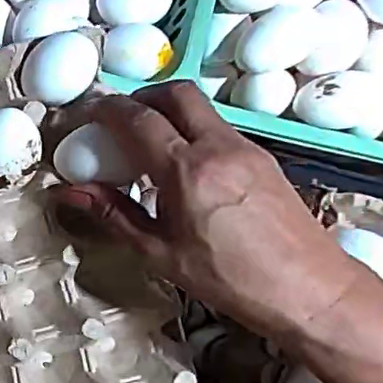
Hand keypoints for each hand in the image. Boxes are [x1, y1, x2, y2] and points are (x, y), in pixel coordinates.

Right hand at [50, 82, 369, 341]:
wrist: (310, 290)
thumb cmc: (230, 279)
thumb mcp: (157, 252)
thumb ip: (112, 213)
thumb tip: (72, 193)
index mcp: (187, 171)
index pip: (138, 119)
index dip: (107, 110)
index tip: (88, 114)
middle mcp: (219, 148)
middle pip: (175, 93)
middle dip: (140, 97)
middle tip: (118, 119)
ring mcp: (246, 149)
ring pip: (199, 108)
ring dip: (166, 113)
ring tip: (145, 147)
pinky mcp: (262, 157)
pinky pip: (217, 128)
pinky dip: (189, 131)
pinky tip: (179, 166)